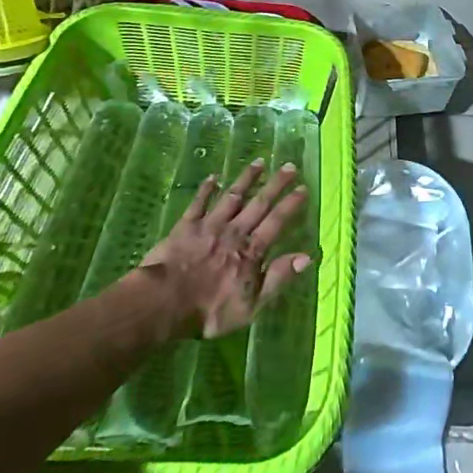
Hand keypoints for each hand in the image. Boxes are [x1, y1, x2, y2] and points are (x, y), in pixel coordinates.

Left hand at [139, 159, 312, 338]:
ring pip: (232, 197)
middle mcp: (233, 232)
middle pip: (259, 204)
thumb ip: (277, 278)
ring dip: (246, 179)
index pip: (276, 223)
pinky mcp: (186, 225)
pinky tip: (213, 177)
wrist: (166, 301)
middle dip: (275, 184)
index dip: (291, 205)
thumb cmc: (211, 311)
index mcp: (251, 252)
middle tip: (289, 165)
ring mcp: (209, 226)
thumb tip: (305, 257)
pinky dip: (206, 188)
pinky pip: (199, 202)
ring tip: (258, 162)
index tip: (303, 188)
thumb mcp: (252, 305)